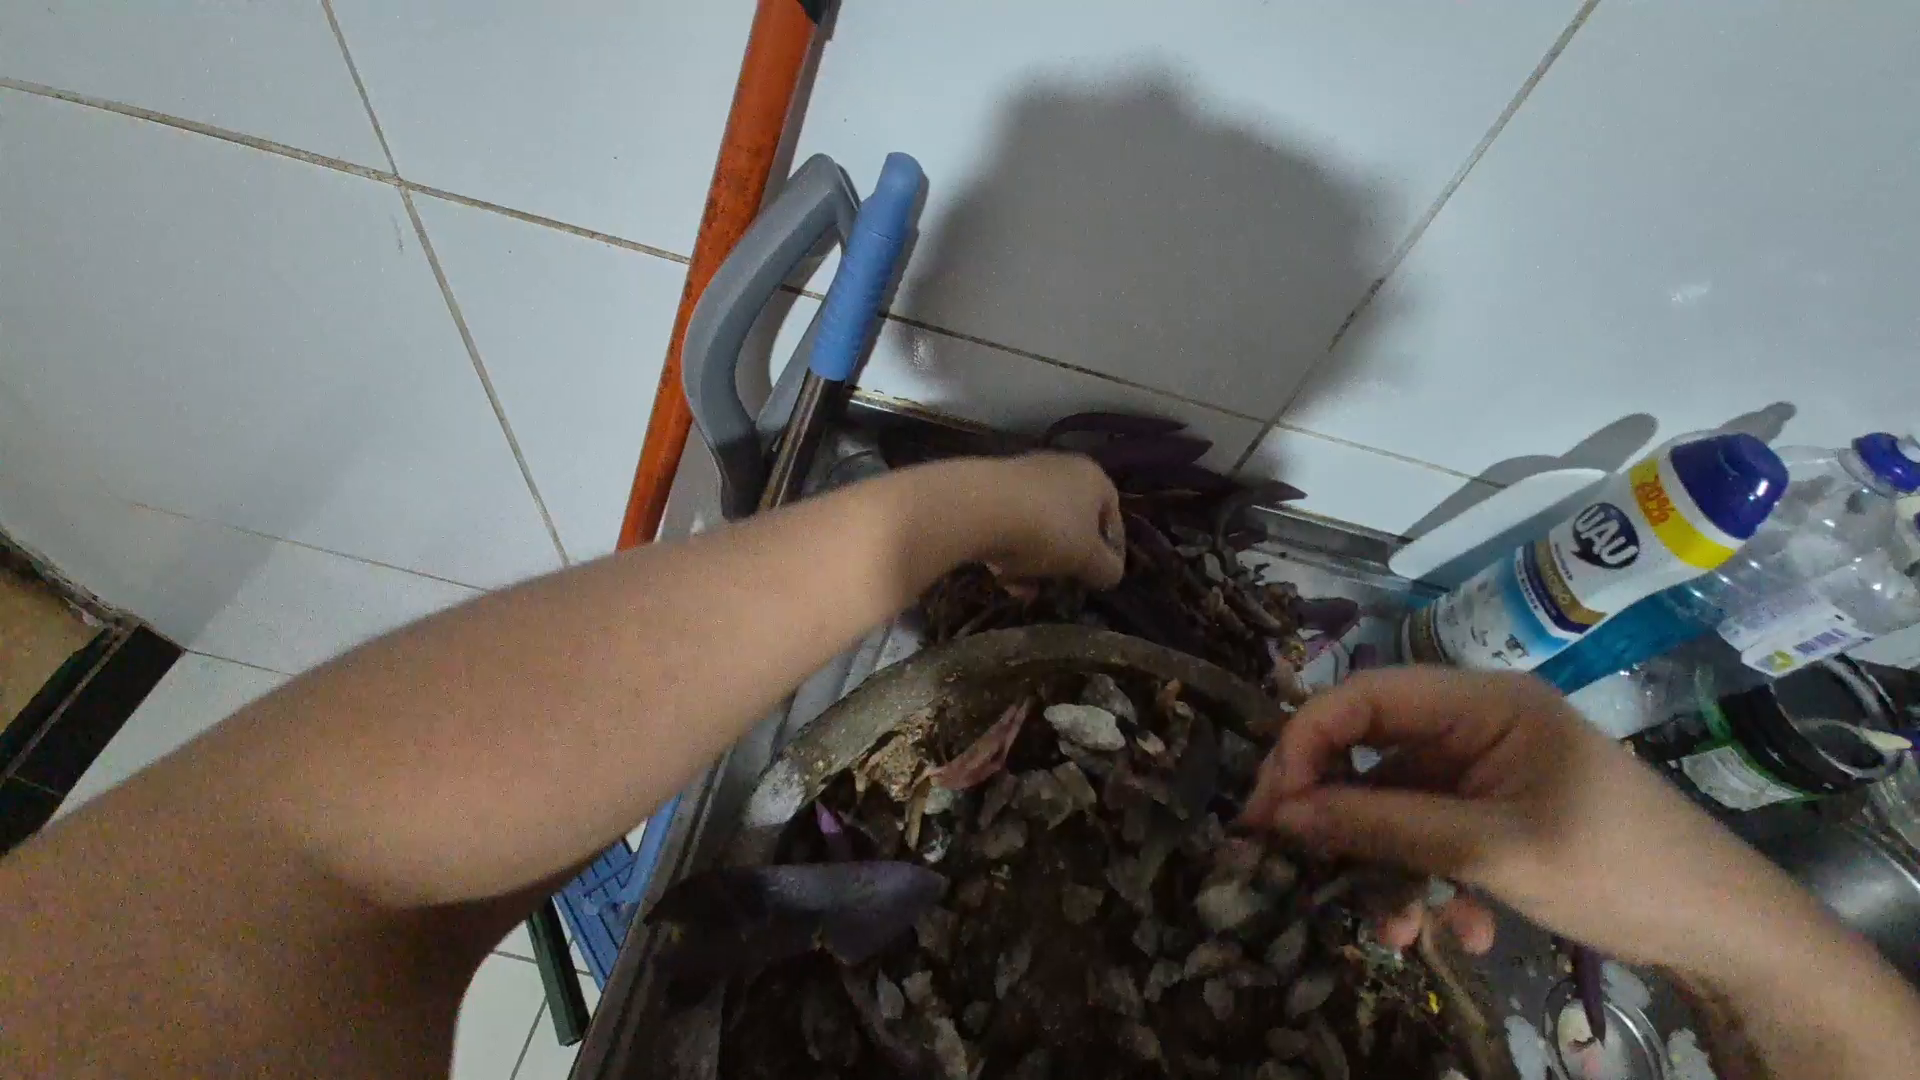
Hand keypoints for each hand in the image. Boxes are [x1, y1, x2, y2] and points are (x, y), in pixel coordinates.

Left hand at [949, 453, 1124, 587]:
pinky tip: (1002, 578)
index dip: (1112, 548)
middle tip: (1062, 582)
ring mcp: (1020, 477)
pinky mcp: (987, 490)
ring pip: (1036, 525)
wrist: (976, 507)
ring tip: (1026, 588)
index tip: (1102, 575)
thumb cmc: (1047, 529)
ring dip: (1034, 559)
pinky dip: (1008, 552)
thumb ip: (1106, 569)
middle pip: (1071, 520)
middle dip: (1066, 556)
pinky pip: (1006, 526)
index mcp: (1092, 477)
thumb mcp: (1086, 558)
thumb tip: (1112, 574)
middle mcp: (1059, 468)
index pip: (1113, 514)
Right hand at [1240, 667, 1804, 970]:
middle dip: (1330, 806)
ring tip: (1393, 928)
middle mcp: (1470, 722)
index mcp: (1479, 701)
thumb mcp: (1492, 851)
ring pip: (1390, 799)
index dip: (1306, 740)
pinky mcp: (1486, 809)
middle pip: (1366, 746)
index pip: (1362, 696)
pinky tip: (1452, 928)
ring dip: (1381, 861)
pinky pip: (1424, 830)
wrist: (1739, 945)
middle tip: (1284, 849)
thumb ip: (1382, 826)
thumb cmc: (1623, 873)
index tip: (1273, 802)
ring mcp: (1479, 767)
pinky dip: (1422, 877)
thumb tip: (1281, 813)